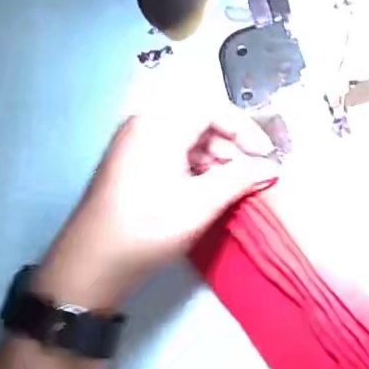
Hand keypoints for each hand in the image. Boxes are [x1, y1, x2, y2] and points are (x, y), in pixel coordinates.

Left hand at [35, 110, 278, 309]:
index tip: (267, 155)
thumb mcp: (201, 204)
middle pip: (200, 121)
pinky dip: (197, 166)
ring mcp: (135, 143)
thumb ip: (240, 179)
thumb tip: (272, 167)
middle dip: (232, 145)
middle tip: (253, 174)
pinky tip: (209, 191)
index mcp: (159, 125)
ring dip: (217, 158)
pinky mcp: (132, 163)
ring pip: (188, 138)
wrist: (95, 259)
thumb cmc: (149, 228)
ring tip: (234, 187)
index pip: (212, 108)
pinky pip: (173, 152)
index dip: (246, 129)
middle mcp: (144, 124)